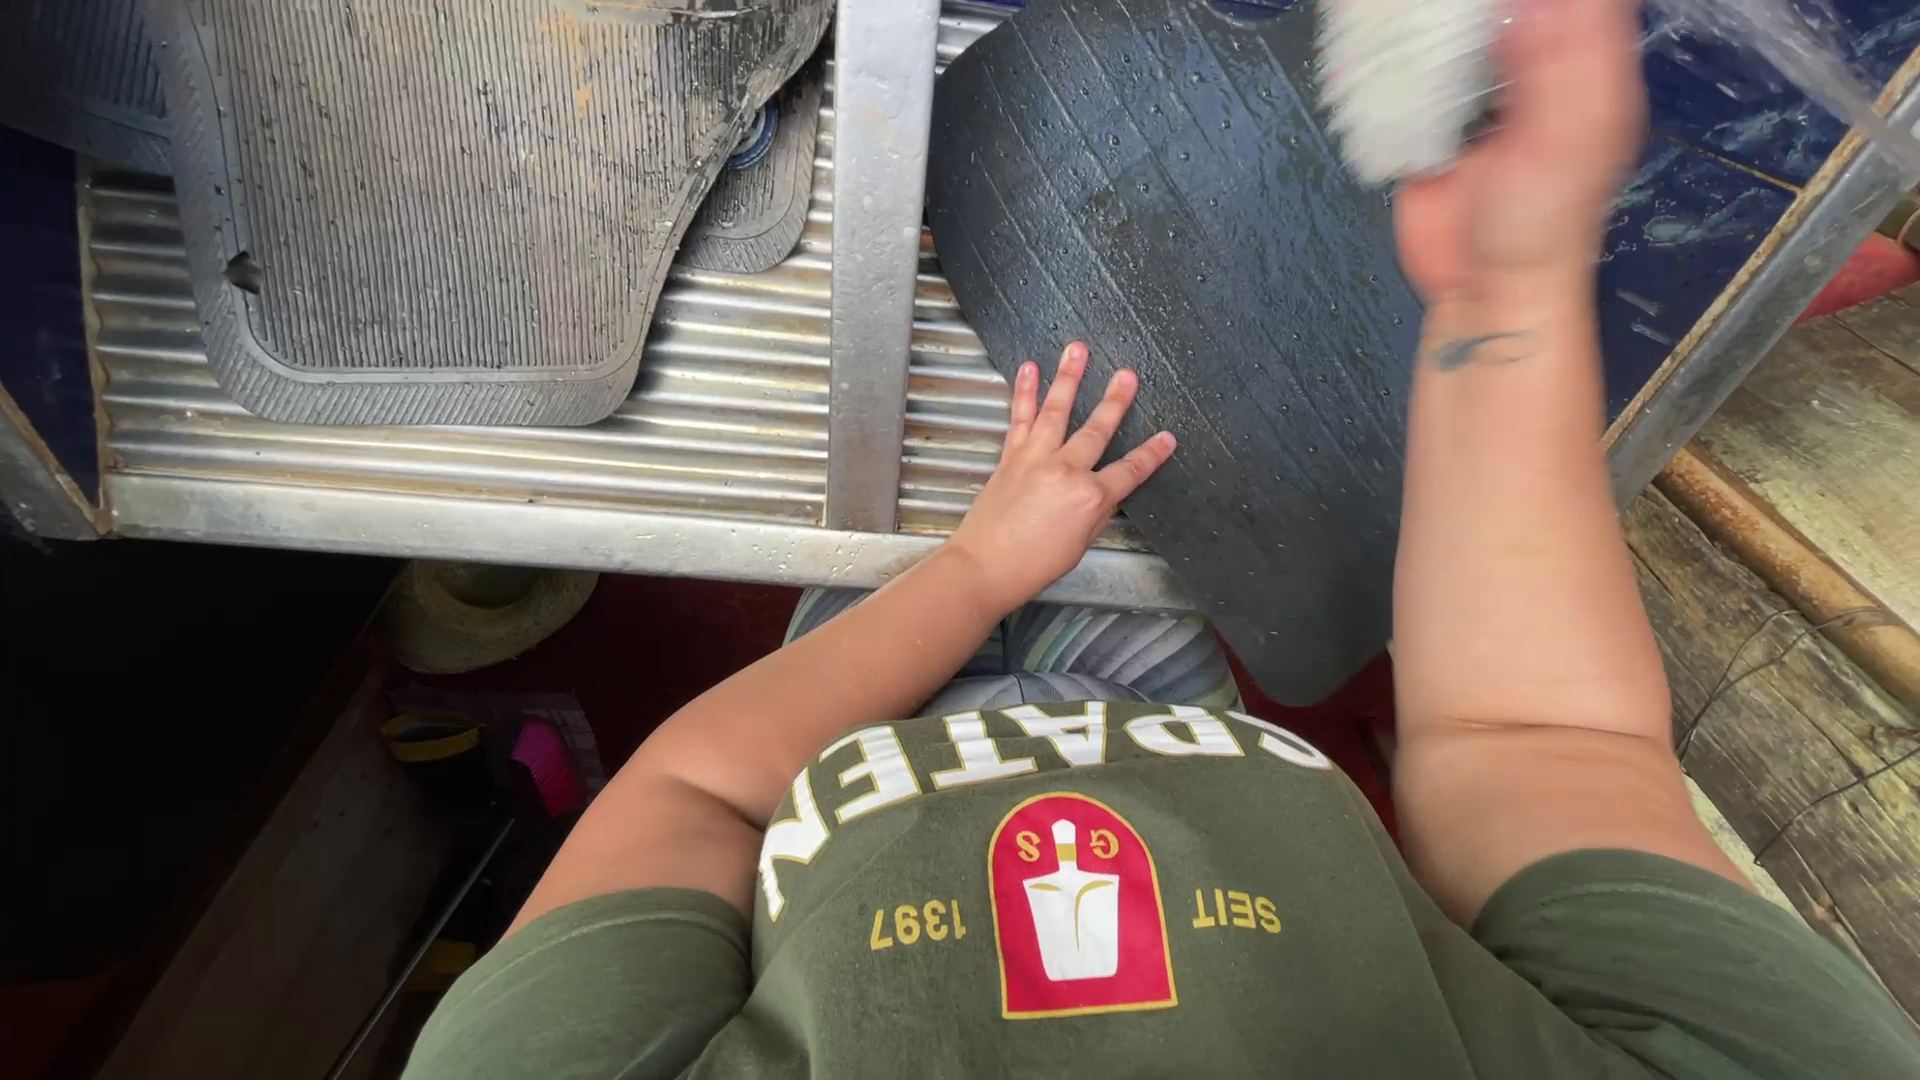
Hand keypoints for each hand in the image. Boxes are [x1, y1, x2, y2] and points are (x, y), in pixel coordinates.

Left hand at [945, 342, 1175, 616]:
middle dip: (1116, 400)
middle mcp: (1065, 471)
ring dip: (1068, 377)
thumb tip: (1105, 493)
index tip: (1168, 439)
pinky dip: (1023, 392)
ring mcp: (1035, 459)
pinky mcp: (1010, 457)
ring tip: (1077, 349)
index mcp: (1089, 498)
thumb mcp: (1080, 544)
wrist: (984, 565)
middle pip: (1097, 429)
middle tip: (1128, 374)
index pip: (1130, 471)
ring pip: (1057, 410)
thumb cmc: (1032, 565)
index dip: (1152, 455)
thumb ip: (1096, 513)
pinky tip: (1028, 370)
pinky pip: (1019, 418)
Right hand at [1393, 0, 1644, 302]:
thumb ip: (1560, 60)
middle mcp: (1519, 69)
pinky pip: (1395, 91)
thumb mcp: (1575, 131)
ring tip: (1385, 17)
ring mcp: (1464, 100)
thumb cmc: (1541, 223)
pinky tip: (1360, 61)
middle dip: (1452, 8)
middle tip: (1421, 8)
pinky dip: (1376, 77)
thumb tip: (1528, 5)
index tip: (1481, 0)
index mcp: (1573, 57)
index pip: (1550, 2)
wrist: (1481, 284)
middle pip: (1485, 11)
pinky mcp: (1419, 130)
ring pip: (1435, 40)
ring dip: (1408, 30)